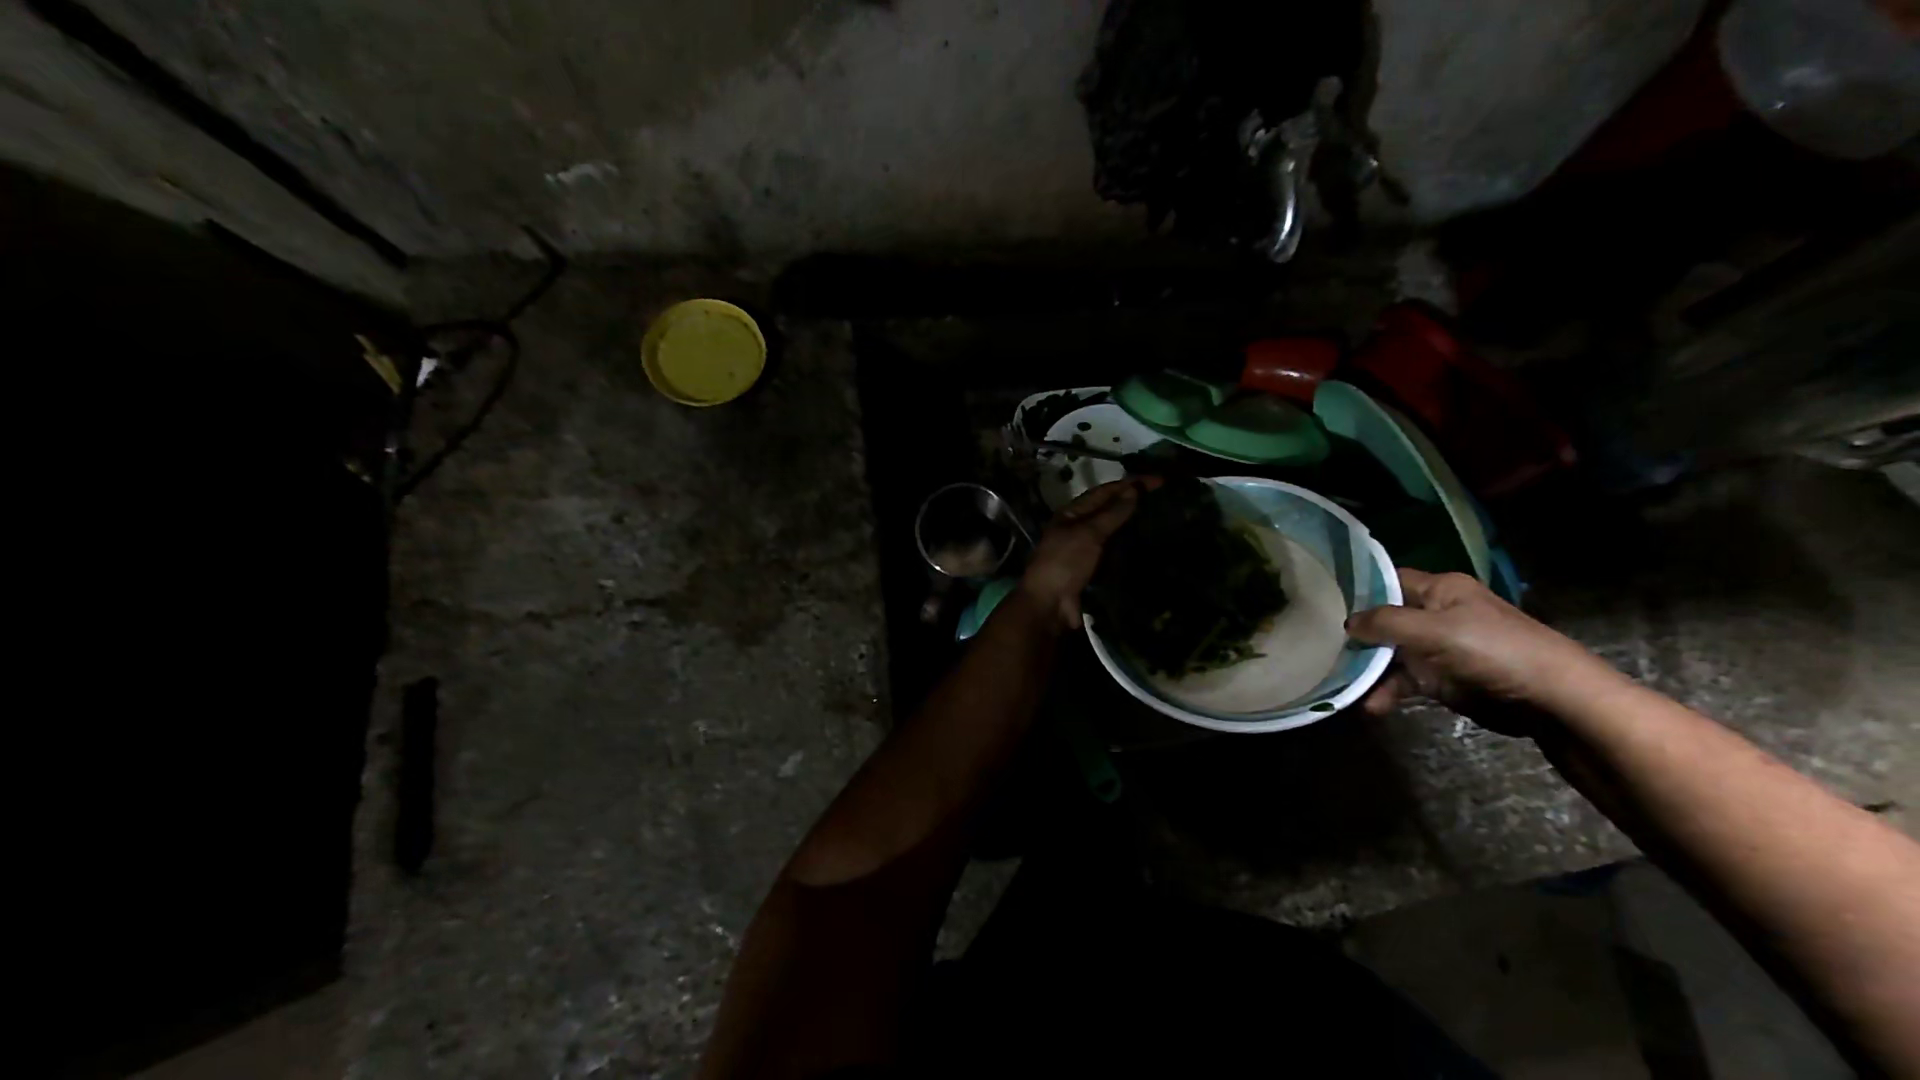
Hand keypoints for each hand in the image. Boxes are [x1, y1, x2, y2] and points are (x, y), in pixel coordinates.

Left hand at [1018, 478, 1159, 632]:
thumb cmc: (1065, 562)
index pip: (1104, 492)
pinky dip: (1131, 548)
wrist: (1050, 604)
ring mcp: (1086, 550)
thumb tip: (1133, 489)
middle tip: (1165, 498)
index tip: (1159, 481)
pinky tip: (1150, 545)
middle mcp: (1078, 528)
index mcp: (1071, 514)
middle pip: (1110, 510)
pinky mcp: (1095, 570)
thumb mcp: (1088, 533)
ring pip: (1114, 532)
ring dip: (1135, 525)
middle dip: (1134, 502)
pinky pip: (1116, 553)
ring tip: (1164, 519)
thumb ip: (1112, 512)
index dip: (1130, 484)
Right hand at [1347, 569, 1623, 732]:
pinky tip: (1372, 707)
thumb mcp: (1434, 629)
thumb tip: (1347, 623)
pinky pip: (1405, 682)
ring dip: (1368, 671)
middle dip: (1356, 636)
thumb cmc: (1494, 650)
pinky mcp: (1443, 680)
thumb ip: (1385, 622)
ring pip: (1390, 654)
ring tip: (1344, 686)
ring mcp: (1439, 648)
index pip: (1388, 580)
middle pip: (1384, 620)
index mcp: (1440, 589)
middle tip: (1322, 648)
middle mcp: (1436, 614)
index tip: (1322, 601)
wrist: (1553, 700)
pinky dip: (1388, 692)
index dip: (1358, 589)